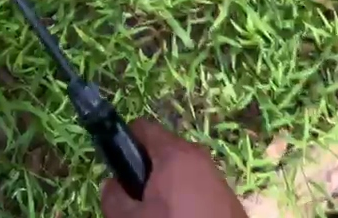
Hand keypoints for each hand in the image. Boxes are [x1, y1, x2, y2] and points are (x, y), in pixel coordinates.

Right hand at [99, 119, 247, 217]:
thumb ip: (114, 199)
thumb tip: (111, 184)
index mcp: (173, 153)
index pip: (142, 127)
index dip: (125, 143)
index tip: (121, 168)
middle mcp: (196, 154)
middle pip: (161, 151)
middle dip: (147, 171)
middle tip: (141, 201)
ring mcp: (214, 173)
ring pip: (180, 170)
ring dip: (167, 186)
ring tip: (162, 213)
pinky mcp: (226, 193)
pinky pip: (197, 184)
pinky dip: (186, 197)